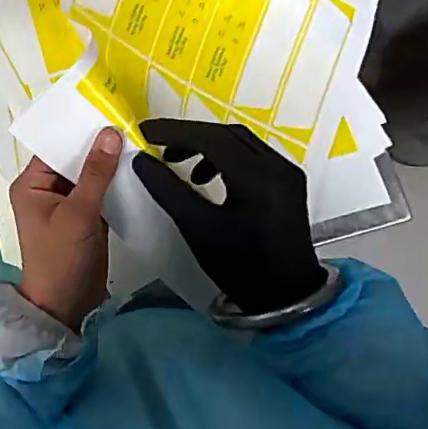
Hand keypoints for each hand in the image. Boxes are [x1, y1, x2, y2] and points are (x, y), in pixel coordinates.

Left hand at [11, 128, 121, 328]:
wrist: (65, 306)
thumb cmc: (60, 260)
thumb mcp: (78, 215)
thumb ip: (95, 174)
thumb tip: (109, 133)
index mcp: (30, 184)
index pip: (54, 147)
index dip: (77, 130)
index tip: (105, 110)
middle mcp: (45, 189)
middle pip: (72, 158)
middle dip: (97, 145)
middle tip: (129, 122)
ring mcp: (65, 203)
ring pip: (88, 174)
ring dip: (108, 164)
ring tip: (138, 140)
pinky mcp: (84, 216)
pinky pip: (99, 191)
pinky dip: (114, 183)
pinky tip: (137, 169)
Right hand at [131, 119, 322, 314]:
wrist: (286, 296)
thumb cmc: (240, 265)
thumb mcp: (197, 226)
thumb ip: (167, 189)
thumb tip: (140, 160)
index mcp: (257, 176)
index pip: (210, 138)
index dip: (173, 131)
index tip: (144, 132)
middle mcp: (277, 166)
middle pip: (226, 134)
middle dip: (188, 135)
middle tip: (156, 142)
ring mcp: (286, 173)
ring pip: (239, 142)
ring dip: (205, 144)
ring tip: (177, 161)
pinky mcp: (287, 183)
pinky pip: (250, 155)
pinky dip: (222, 156)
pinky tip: (204, 176)